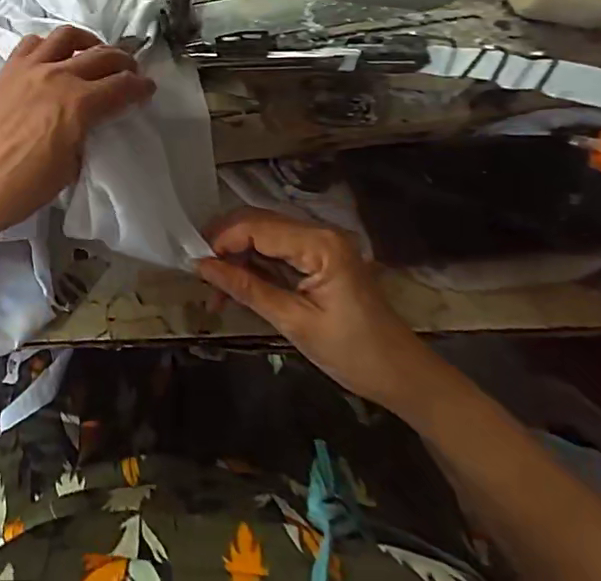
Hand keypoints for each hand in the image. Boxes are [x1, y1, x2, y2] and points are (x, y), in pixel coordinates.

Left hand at [0, 25, 154, 239]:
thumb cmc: (30, 182)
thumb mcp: (74, 161)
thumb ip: (88, 131)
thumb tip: (91, 119)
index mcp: (80, 102)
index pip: (122, 86)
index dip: (141, 87)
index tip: (147, 89)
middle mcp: (57, 76)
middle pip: (102, 55)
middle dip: (123, 61)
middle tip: (129, 71)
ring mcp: (30, 68)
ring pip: (67, 36)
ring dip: (88, 42)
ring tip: (94, 53)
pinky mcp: (9, 70)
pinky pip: (32, 43)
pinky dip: (49, 44)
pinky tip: (54, 57)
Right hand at [197, 208, 444, 409]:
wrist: (404, 377)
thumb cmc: (355, 353)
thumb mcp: (294, 323)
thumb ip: (247, 289)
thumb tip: (202, 267)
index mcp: (320, 244)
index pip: (255, 227)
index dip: (221, 242)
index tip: (197, 268)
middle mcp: (319, 233)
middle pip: (256, 224)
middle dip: (224, 246)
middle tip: (201, 277)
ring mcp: (319, 244)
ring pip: (261, 235)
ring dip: (235, 257)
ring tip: (216, 290)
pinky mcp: (317, 258)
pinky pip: (274, 250)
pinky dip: (252, 266)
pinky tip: (236, 288)